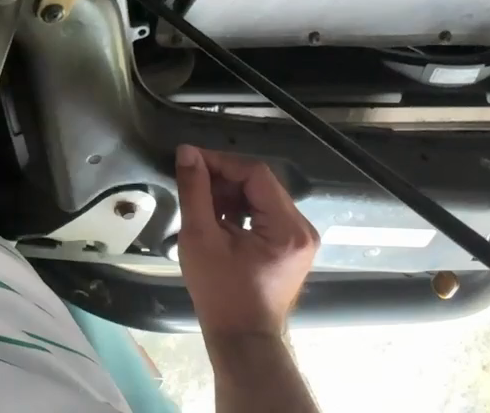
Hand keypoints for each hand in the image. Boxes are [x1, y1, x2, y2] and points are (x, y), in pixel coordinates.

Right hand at [174, 145, 319, 340]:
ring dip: (229, 191)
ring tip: (201, 201)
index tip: (188, 161)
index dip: (220, 161)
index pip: (255, 173)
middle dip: (223, 177)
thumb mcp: (200, 236)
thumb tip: (187, 152)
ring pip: (261, 194)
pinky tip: (216, 215)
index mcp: (287, 228)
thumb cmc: (220, 290)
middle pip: (260, 182)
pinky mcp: (290, 245)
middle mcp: (302, 229)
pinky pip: (264, 211)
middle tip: (191, 181)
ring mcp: (299, 238)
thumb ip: (195, 190)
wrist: (241, 336)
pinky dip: (239, 206)